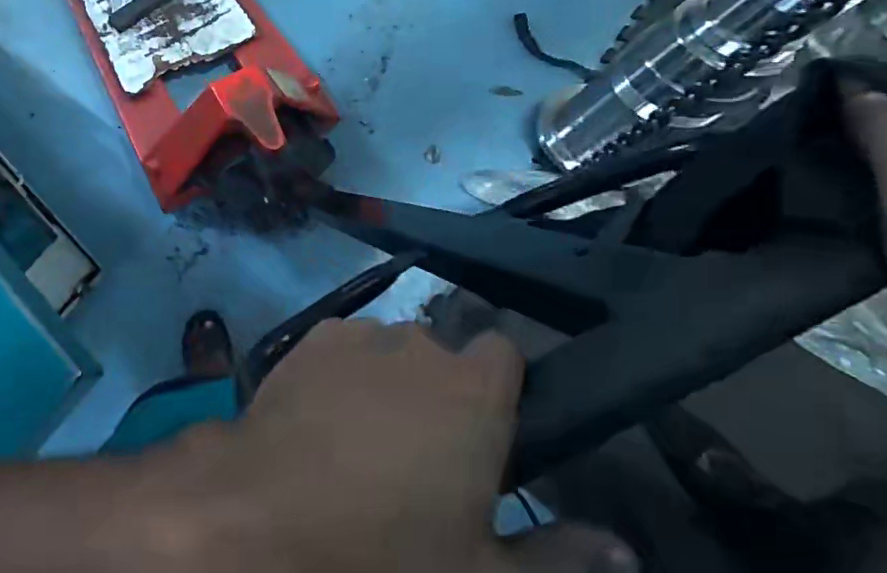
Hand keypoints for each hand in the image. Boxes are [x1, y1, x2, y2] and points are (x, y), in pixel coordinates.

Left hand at [161, 320, 634, 572]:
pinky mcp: (310, 338)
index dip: (501, 387)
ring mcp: (360, 336)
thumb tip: (623, 548)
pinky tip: (322, 421)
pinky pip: (344, 348)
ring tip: (365, 442)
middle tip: (422, 458)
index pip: (506, 352)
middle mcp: (420, 346)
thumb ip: (559, 558)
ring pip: (391, 351)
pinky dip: (344, 374)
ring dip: (390, 382)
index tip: (489, 432)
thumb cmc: (384, 553)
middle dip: (441, 393)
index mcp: (472, 391)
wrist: (263, 516)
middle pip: (444, 355)